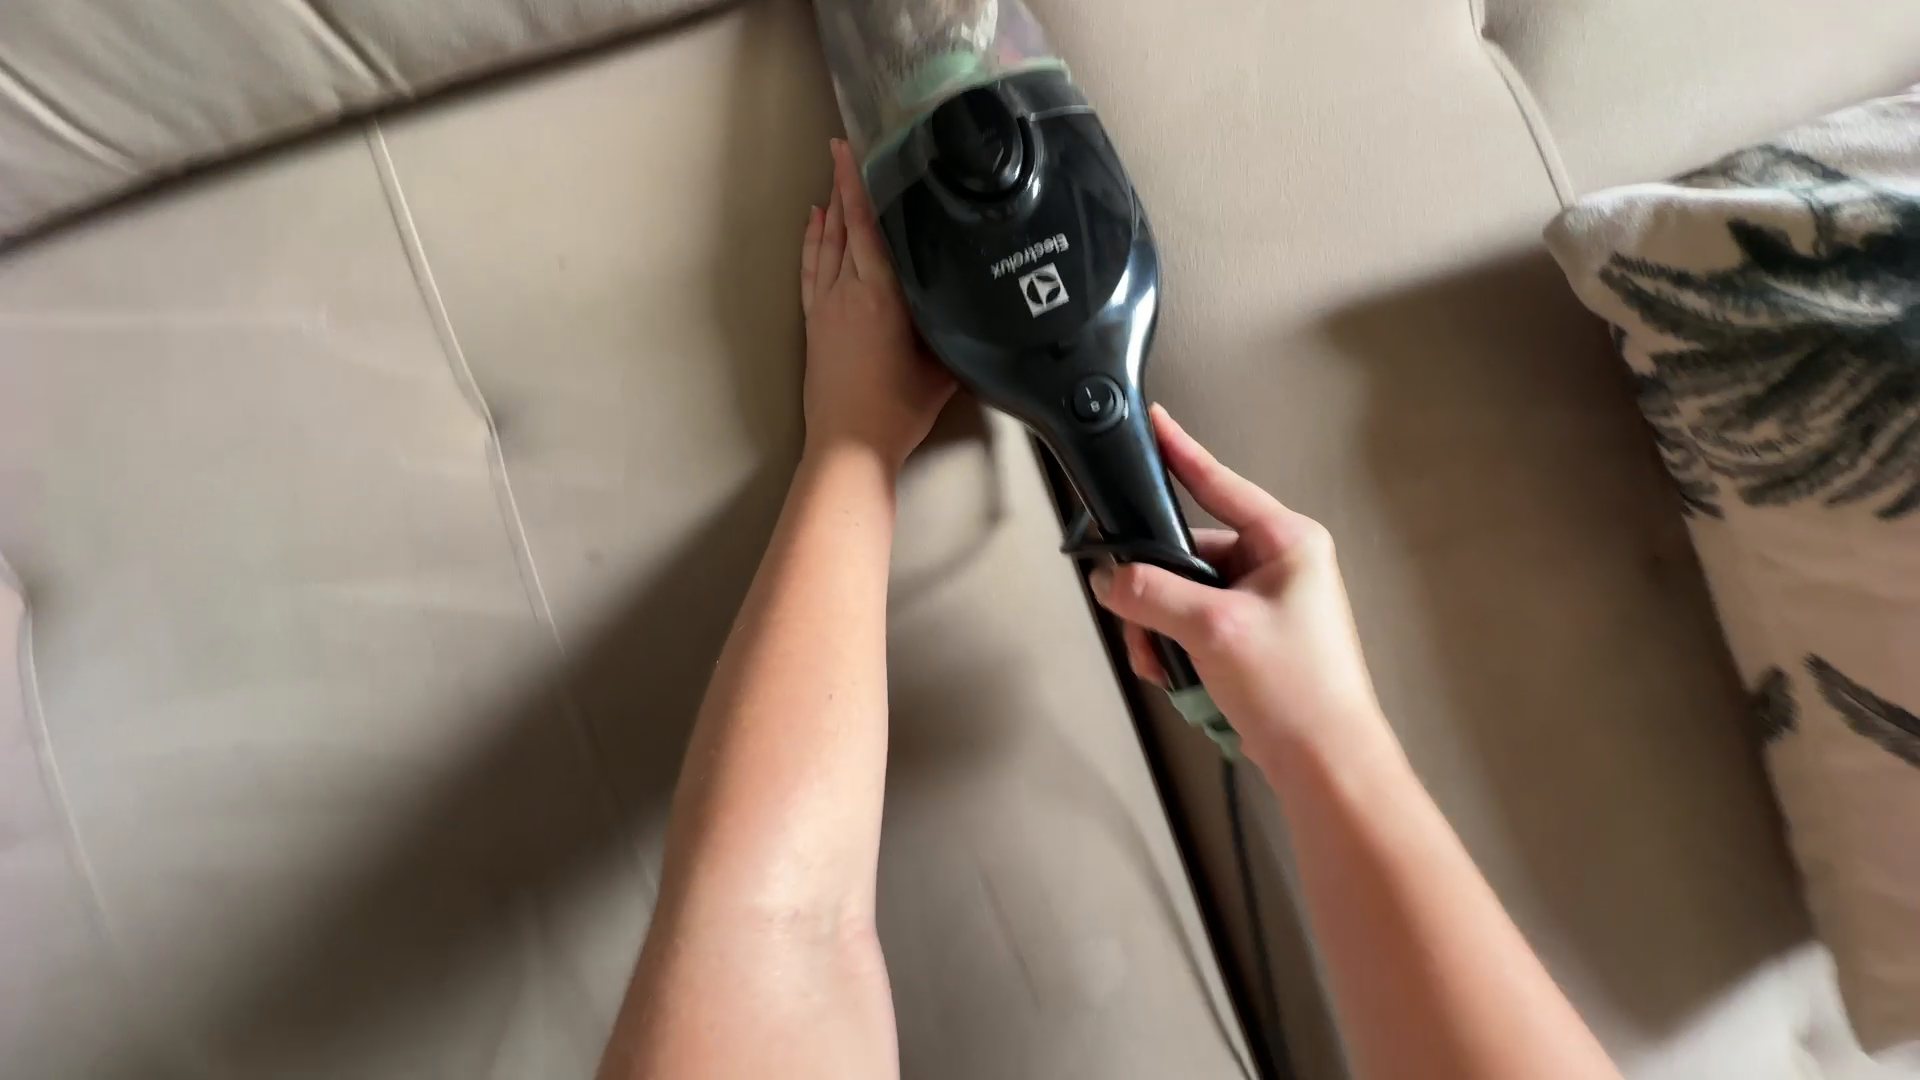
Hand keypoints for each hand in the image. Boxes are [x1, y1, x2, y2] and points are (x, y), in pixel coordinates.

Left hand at [800, 138, 954, 468]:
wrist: (849, 444)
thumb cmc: (897, 410)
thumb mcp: (941, 371)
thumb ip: (952, 332)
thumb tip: (970, 307)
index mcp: (882, 296)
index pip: (869, 228)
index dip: (860, 185)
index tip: (853, 149)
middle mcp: (848, 292)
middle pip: (845, 229)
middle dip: (844, 187)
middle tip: (844, 151)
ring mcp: (826, 308)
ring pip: (825, 247)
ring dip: (829, 213)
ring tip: (832, 183)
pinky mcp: (814, 325)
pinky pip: (810, 272)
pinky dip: (811, 246)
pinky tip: (813, 229)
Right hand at [1091, 407, 1392, 762]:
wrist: (1324, 765)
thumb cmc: (1295, 689)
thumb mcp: (1213, 628)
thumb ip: (1151, 593)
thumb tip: (1107, 577)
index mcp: (1285, 542)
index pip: (1218, 484)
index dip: (1180, 452)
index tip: (1152, 423)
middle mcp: (1273, 564)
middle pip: (1184, 554)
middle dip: (1151, 593)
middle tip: (1137, 627)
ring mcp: (1259, 601)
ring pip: (1180, 593)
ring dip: (1158, 628)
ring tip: (1160, 664)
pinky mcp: (1246, 634)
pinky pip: (1190, 623)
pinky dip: (1172, 646)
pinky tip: (1172, 674)